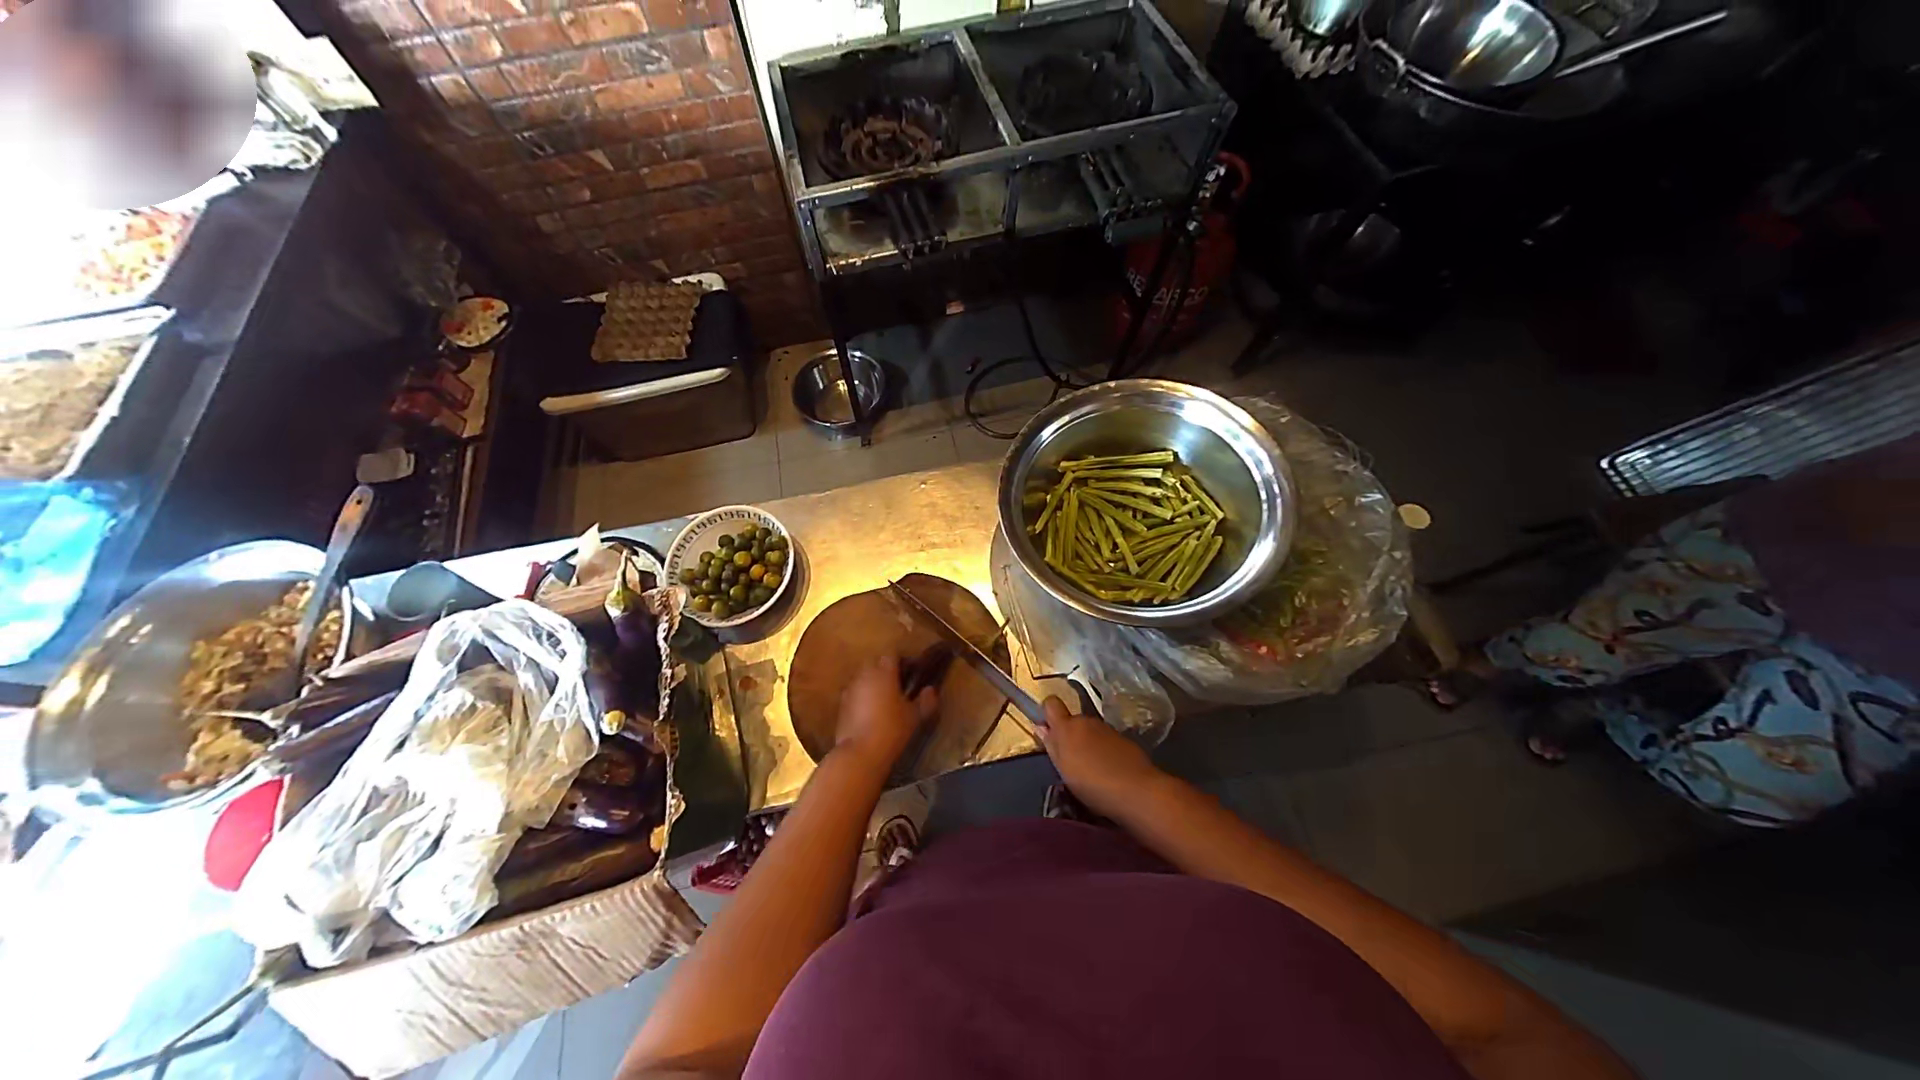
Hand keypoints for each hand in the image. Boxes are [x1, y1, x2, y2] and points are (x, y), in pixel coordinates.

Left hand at [833, 653, 937, 774]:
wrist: (860, 753)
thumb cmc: (892, 730)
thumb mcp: (914, 717)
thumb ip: (925, 701)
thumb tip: (930, 690)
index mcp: (884, 673)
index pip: (891, 655)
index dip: (901, 662)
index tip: (909, 673)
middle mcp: (865, 676)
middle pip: (874, 663)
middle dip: (884, 670)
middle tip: (896, 685)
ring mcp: (850, 690)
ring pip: (862, 678)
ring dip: (871, 683)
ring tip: (882, 700)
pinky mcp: (841, 705)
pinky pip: (853, 693)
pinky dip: (861, 697)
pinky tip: (868, 713)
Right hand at [1037, 696, 1166, 819]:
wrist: (1136, 790)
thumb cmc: (1091, 783)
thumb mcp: (1063, 769)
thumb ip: (1051, 746)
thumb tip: (1041, 727)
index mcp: (1067, 726)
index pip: (1051, 704)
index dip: (1048, 713)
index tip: (1048, 730)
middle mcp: (1087, 721)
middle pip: (1073, 721)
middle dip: (1070, 736)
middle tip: (1071, 760)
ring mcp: (1108, 729)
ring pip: (1091, 732)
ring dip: (1088, 744)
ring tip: (1092, 770)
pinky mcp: (1125, 740)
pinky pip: (1107, 741)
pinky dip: (1105, 751)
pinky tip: (1109, 771)